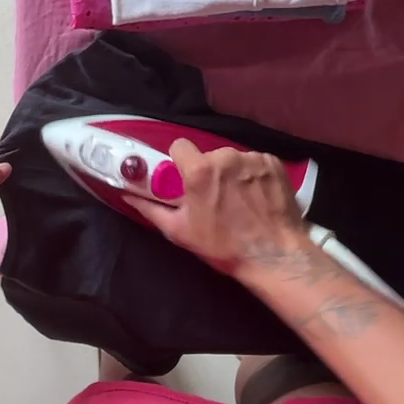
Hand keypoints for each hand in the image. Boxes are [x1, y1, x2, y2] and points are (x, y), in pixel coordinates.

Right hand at [124, 139, 310, 274]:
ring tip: (240, 200)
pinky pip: (254, 162)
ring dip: (232, 173)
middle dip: (208, 171)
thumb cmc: (223, 246)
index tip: (186, 179)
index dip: (180, 162)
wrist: (275, 257)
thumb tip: (128, 195)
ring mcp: (252, 158)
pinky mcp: (273, 163)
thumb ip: (151, 209)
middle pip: (208, 155)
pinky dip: (253, 175)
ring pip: (232, 159)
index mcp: (199, 170)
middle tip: (215, 197)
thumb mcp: (180, 231)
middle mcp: (226, 157)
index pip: (180, 146)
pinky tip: (257, 196)